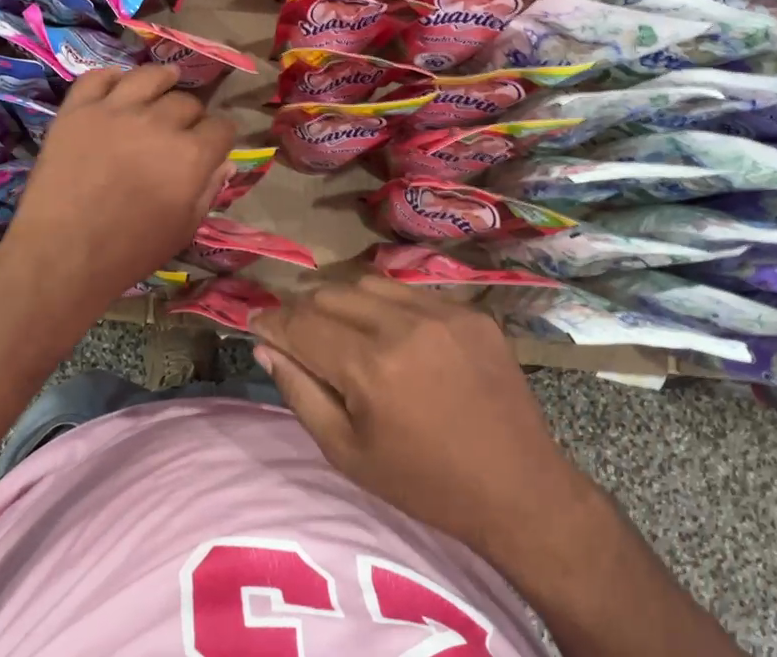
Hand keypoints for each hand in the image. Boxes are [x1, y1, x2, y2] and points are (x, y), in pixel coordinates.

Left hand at [0, 64, 236, 310]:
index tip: (213, 145)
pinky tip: (118, 84)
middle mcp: (157, 123)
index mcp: (190, 156)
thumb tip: (224, 163)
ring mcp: (113, 111)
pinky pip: (98, 77)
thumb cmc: (128, 252)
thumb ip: (207, 191)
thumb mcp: (182, 230)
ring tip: (165, 80)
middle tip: (181, 131)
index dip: (220, 137)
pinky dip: (111, 77)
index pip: (221, 129)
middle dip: (191, 116)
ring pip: (148, 77)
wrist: (61, 253)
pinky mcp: (77, 110)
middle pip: (186, 102)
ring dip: (162, 79)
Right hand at [250, 278, 588, 550]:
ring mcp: (443, 313)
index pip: (299, 323)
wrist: (521, 491)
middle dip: (301, 310)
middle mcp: (403, 326)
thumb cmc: (423, 483)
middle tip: (294, 333)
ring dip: (340, 301)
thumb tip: (265, 347)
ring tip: (338, 328)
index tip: (256, 325)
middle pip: (328, 294)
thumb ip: (299, 392)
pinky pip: (409, 292)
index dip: (270, 322)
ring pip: (366, 284)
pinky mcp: (472, 314)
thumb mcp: (346, 452)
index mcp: (369, 367)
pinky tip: (387, 333)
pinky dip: (384, 306)